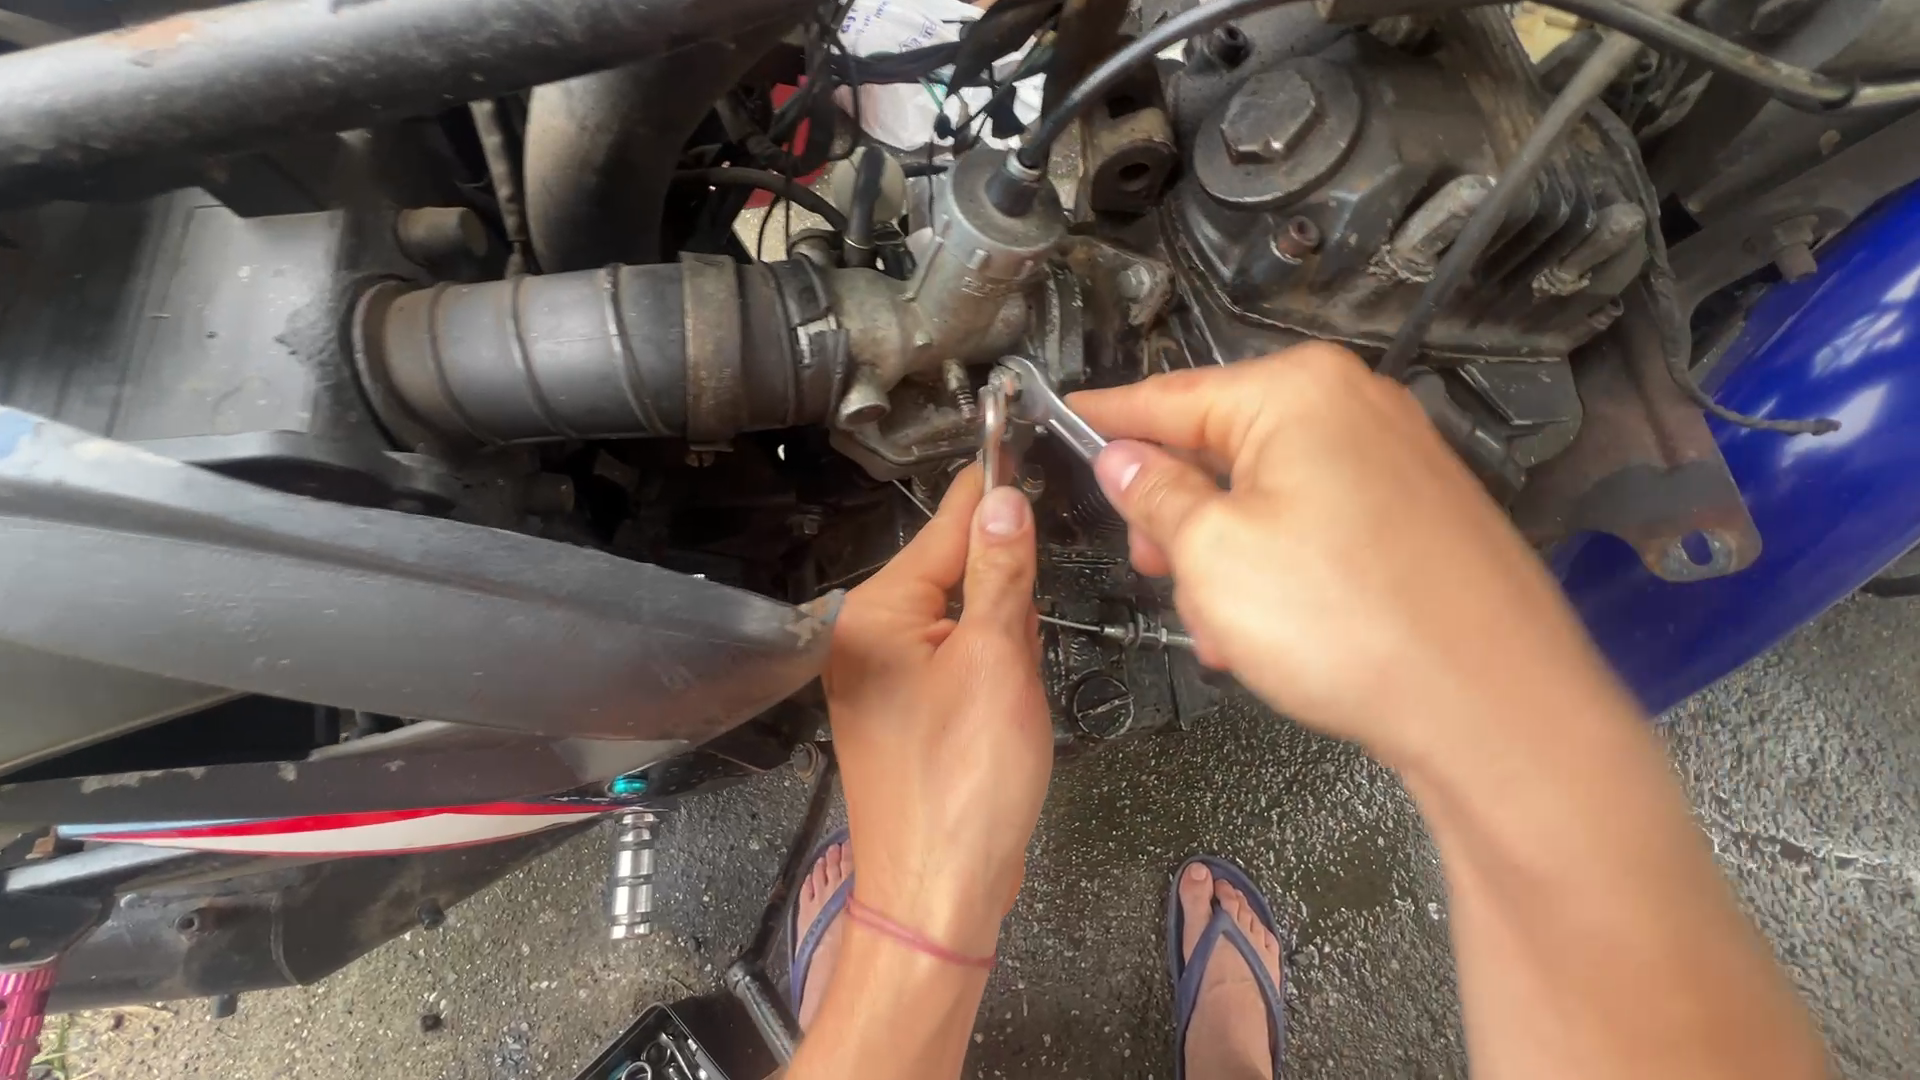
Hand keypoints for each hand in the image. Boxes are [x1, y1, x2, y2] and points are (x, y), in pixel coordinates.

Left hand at [823, 467, 1052, 956]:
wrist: (940, 889)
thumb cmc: (964, 787)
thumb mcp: (997, 661)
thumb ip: (1000, 573)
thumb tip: (1004, 502)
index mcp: (876, 613)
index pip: (943, 526)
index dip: (989, 488)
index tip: (1011, 444)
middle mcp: (866, 636)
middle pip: (948, 567)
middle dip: (999, 567)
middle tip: (1035, 571)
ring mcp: (882, 673)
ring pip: (955, 611)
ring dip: (997, 615)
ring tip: (1021, 642)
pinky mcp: (903, 704)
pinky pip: (951, 651)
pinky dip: (986, 650)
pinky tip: (1006, 672)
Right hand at [1068, 344, 1627, 765]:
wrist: (1496, 712)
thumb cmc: (1351, 623)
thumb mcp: (1211, 554)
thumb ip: (1153, 496)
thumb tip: (1121, 460)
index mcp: (1296, 394)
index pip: (1167, 395)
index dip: (1107, 416)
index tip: (1068, 414)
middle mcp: (1351, 409)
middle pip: (1217, 447)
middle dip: (1174, 512)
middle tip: (1151, 564)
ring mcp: (1388, 459)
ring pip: (1259, 494)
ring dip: (1221, 554)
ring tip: (1219, 622)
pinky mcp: (1408, 512)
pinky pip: (1307, 521)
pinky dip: (1271, 564)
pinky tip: (1264, 627)